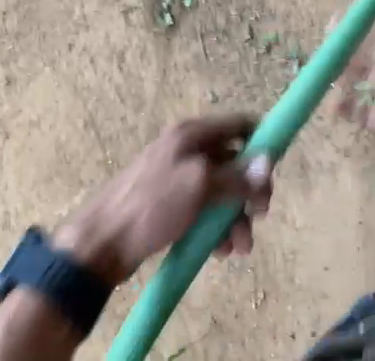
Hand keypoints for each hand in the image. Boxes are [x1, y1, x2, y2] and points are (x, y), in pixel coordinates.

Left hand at [52, 115, 272, 285]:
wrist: (100, 244)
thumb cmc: (150, 205)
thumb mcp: (198, 185)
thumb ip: (236, 176)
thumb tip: (269, 162)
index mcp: (192, 134)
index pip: (240, 124)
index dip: (261, 143)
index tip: (274, 171)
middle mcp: (188, 150)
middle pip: (235, 163)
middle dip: (250, 191)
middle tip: (259, 216)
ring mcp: (179, 179)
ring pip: (222, 192)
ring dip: (236, 218)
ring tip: (239, 247)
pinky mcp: (172, 207)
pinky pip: (205, 212)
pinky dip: (217, 228)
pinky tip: (220, 250)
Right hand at [336, 16, 374, 165]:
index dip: (359, 24)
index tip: (341, 20)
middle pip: (362, 54)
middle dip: (343, 49)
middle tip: (325, 48)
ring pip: (357, 82)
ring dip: (340, 78)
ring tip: (324, 77)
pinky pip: (363, 114)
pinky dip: (347, 110)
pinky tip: (334, 107)